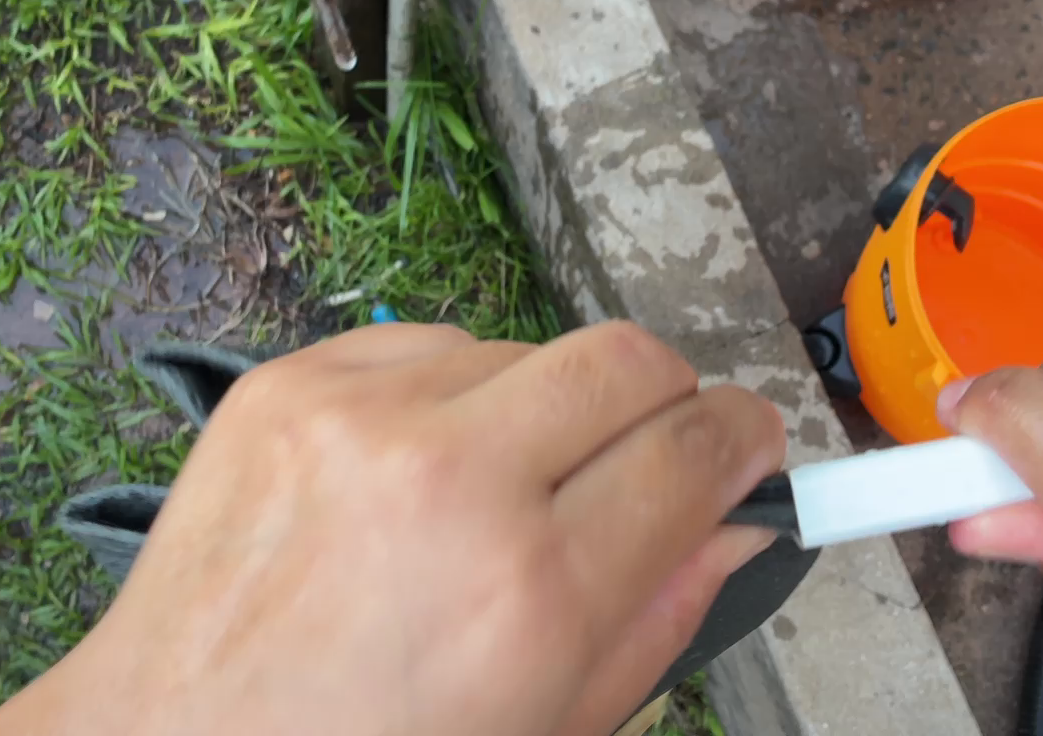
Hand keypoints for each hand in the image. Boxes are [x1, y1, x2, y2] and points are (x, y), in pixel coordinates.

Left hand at [0, 321, 783, 735]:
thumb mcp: (544, 734)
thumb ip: (658, 616)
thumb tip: (737, 517)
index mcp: (526, 596)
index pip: (692, 451)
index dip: (744, 435)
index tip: (750, 437)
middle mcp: (448, 478)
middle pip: (625, 357)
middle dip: (665, 392)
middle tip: (651, 439)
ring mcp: (359, 411)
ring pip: (525, 349)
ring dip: (540, 406)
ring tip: (488, 482)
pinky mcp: (293, 377)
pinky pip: (429, 345)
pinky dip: (450, 393)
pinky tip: (411, 461)